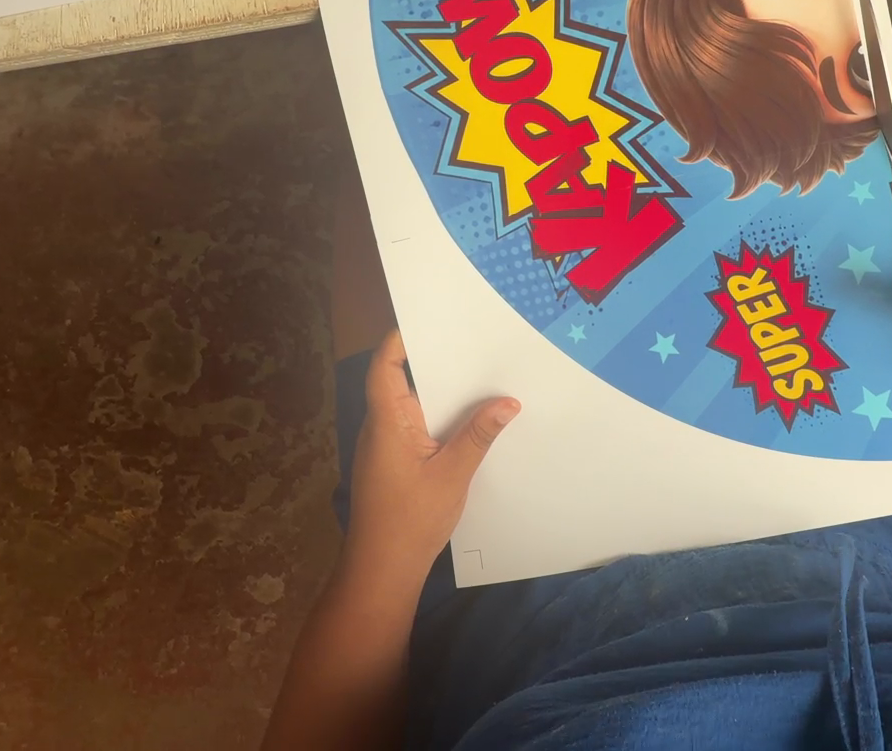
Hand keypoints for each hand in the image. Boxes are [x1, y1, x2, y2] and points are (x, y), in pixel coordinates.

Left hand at [344, 330, 519, 576]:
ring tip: (478, 372)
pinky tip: (471, 417)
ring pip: (413, 405)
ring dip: (440, 391)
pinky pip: (418, 426)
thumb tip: (509, 402)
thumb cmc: (410, 521)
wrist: (382, 571)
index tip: (426, 320)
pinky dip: (441, 415)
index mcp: (387, 423)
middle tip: (470, 341)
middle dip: (433, 361)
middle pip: (402, 381)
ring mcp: (387, 446)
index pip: (383, 369)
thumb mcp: (452, 474)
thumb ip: (479, 435)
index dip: (398, 341)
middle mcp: (382, 427)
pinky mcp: (396, 461)